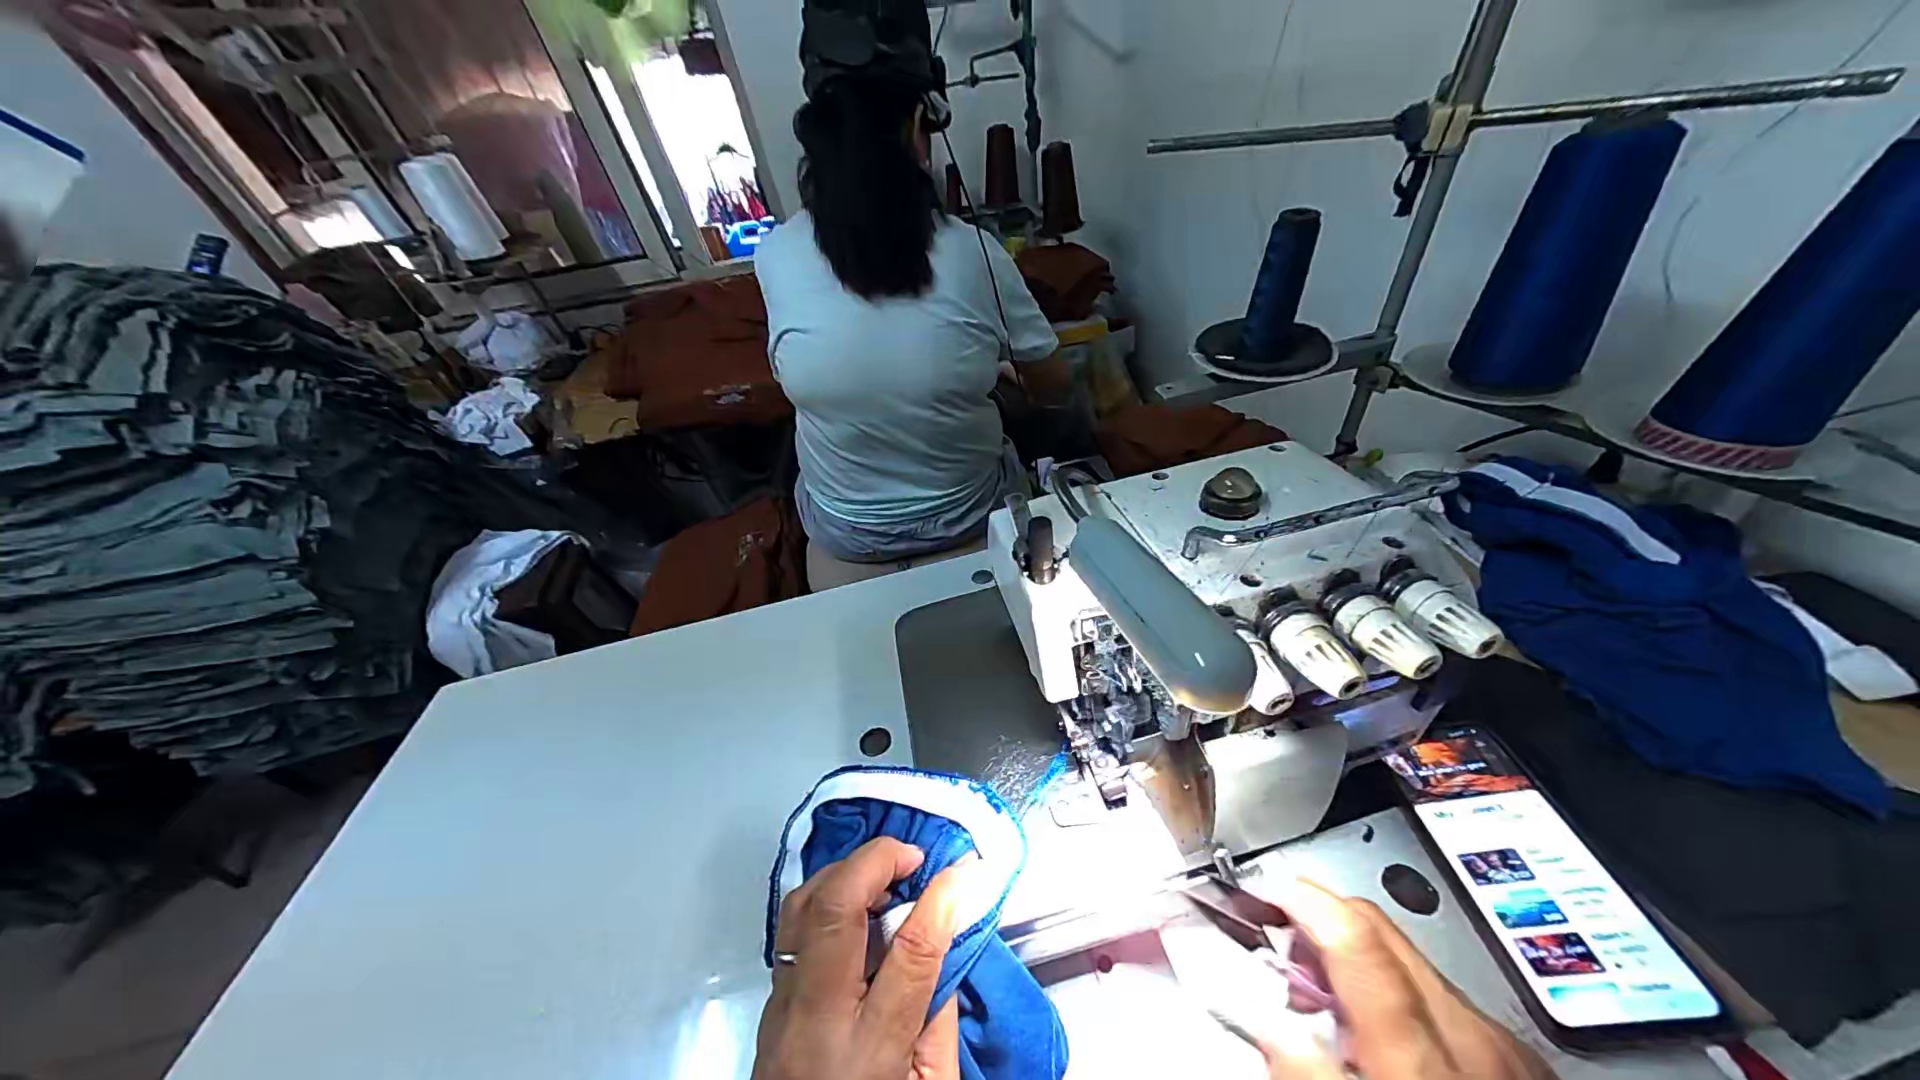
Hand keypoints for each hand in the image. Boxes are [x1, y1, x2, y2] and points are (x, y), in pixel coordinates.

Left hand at [753, 838, 968, 1079]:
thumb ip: (939, 1017)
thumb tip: (944, 936)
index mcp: (866, 1057)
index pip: (908, 957)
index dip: (940, 901)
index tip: (964, 871)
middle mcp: (813, 1023)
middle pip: (834, 912)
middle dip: (875, 863)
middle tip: (912, 857)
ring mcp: (781, 1008)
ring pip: (801, 907)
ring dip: (846, 872)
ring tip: (885, 872)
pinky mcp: (769, 1001)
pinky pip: (793, 925)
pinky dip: (827, 893)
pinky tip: (855, 899)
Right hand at [1258, 879, 1554, 1079]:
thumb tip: (1276, 1036)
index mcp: (1426, 1072)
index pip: (1362, 950)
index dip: (1310, 906)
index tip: (1273, 891)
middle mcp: (1476, 1046)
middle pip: (1382, 931)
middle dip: (1322, 918)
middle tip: (1281, 940)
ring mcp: (1507, 1052)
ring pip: (1409, 953)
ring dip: (1356, 952)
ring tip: (1323, 989)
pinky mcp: (1522, 1059)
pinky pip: (1440, 989)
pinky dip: (1395, 985)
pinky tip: (1377, 1023)